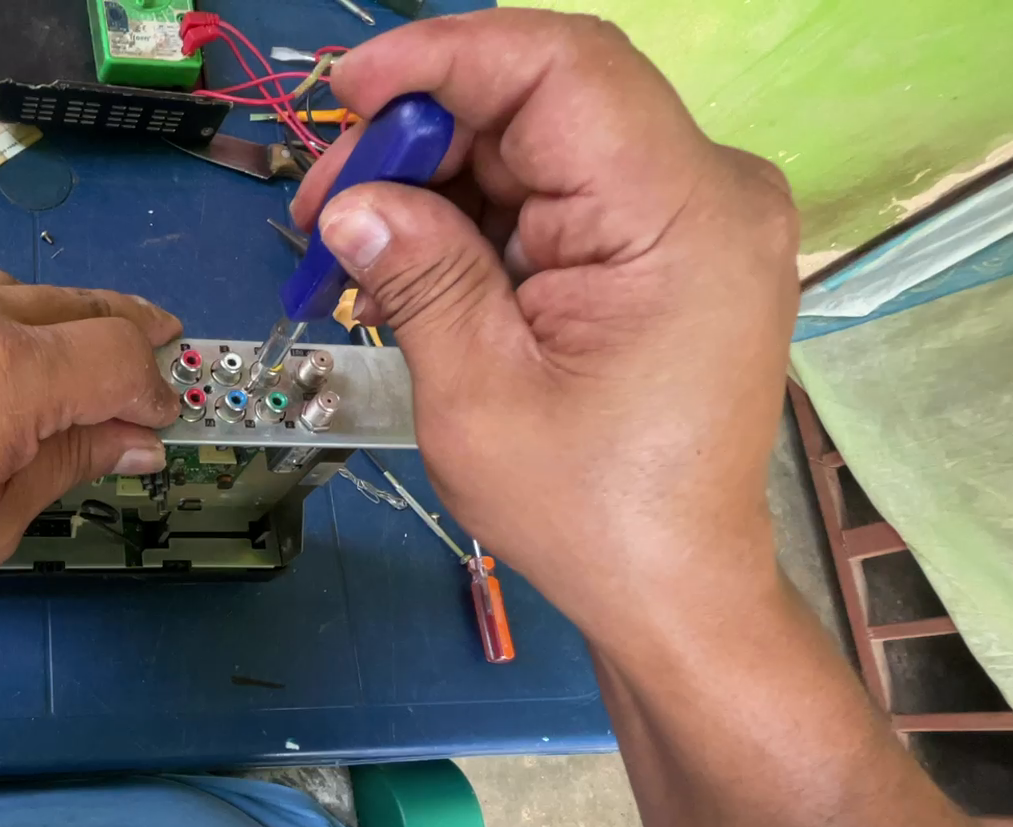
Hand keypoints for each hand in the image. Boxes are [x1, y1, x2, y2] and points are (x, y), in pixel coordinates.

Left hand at [0, 267, 180, 678]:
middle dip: (121, 332)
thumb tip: (143, 438)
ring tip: (47, 369)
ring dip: (38, 329)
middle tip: (156, 345)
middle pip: (69, 303)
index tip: (162, 417)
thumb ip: (74, 460)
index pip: (117, 355)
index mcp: (1, 370)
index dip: (152, 387)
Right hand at [292, 11, 799, 643]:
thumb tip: (347, 205)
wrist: (660, 582)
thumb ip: (419, 280)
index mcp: (675, 215)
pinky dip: (461, 234)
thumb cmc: (576, 505)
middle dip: (415, 145)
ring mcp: (672, 226)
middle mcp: (694, 194)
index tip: (345, 93)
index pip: (559, 72)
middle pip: (537, 112)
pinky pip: (539, 213)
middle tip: (318, 209)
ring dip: (427, 195)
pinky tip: (400, 276)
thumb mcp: (476, 394)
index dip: (444, 58)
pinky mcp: (644, 261)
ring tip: (344, 256)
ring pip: (528, 162)